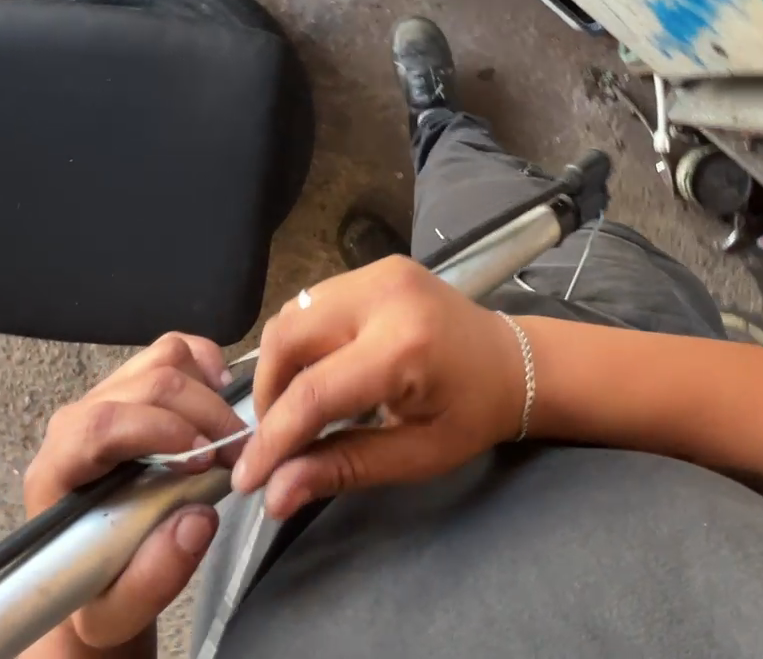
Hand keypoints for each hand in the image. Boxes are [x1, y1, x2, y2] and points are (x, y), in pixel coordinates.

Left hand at [21, 333, 246, 651]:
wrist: (104, 574)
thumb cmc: (105, 591)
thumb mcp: (122, 609)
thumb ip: (155, 575)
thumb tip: (199, 519)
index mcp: (58, 470)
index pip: (100, 424)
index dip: (159, 430)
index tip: (205, 463)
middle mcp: (77, 421)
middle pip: (147, 382)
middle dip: (205, 413)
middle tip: (242, 454)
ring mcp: (108, 396)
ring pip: (164, 356)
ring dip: (209, 390)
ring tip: (231, 434)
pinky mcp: (138, 385)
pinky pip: (176, 347)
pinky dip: (208, 363)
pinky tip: (222, 398)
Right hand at [230, 256, 525, 519]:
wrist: (515, 360)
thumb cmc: (474, 414)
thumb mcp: (417, 455)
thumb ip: (345, 467)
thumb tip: (274, 495)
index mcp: (403, 346)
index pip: (312, 393)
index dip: (272, 439)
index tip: (246, 480)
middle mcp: (385, 294)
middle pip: (288, 337)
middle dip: (269, 393)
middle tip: (277, 438)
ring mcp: (380, 271)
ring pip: (294, 313)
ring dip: (282, 364)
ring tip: (296, 408)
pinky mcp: (378, 266)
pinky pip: (315, 301)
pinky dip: (304, 340)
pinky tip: (319, 371)